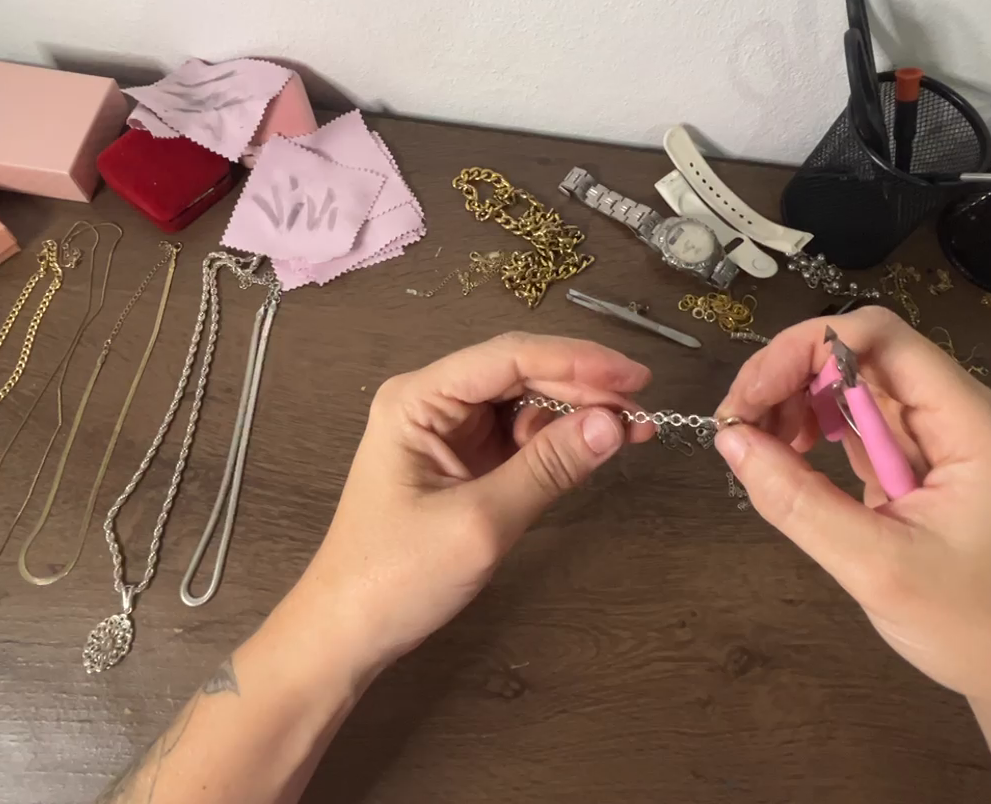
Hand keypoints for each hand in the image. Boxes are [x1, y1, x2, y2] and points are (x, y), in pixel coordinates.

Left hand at [289, 332, 654, 674]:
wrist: (348, 634)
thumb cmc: (397, 577)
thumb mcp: (481, 522)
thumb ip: (549, 467)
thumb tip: (615, 424)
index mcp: (419, 397)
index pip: (508, 356)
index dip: (577, 361)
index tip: (635, 378)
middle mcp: (433, 399)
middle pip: (519, 372)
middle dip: (583, 388)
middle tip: (642, 410)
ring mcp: (449, 427)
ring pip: (525, 400)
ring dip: (577, 412)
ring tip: (633, 430)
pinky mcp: (464, 456)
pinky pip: (519, 433)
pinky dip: (559, 439)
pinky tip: (594, 446)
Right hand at [714, 307, 990, 712]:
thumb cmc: (977, 629)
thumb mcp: (877, 568)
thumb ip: (798, 502)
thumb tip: (730, 440)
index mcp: (971, 422)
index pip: (879, 335)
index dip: (804, 348)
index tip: (751, 397)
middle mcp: (956, 410)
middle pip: (858, 351)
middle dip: (789, 375)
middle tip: (740, 424)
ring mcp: (939, 432)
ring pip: (850, 379)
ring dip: (794, 399)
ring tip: (761, 445)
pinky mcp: (919, 455)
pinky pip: (855, 416)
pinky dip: (812, 426)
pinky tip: (790, 456)